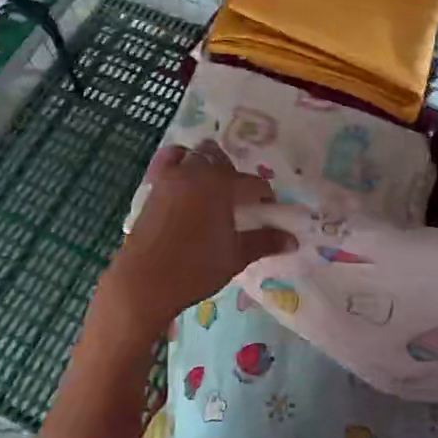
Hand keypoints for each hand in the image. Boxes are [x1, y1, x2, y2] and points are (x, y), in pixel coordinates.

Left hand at [96, 141, 295, 333]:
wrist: (144, 282)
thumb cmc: (195, 268)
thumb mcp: (236, 256)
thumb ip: (265, 242)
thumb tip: (293, 240)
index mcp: (221, 185)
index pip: (253, 184)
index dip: (264, 197)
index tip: (267, 213)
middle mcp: (196, 172)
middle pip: (222, 160)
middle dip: (235, 176)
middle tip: (240, 202)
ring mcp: (170, 176)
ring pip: (195, 155)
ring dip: (208, 166)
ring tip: (213, 191)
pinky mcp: (152, 186)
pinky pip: (170, 162)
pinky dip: (181, 164)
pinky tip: (185, 185)